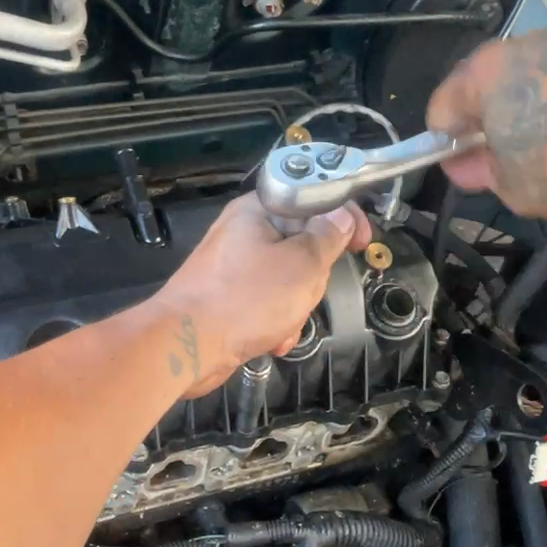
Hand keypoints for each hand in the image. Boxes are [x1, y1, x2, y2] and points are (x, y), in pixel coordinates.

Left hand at [150, 193, 371, 396]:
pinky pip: (265, 308)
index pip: (312, 199)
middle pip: (302, 247)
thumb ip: (327, 238)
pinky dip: (274, 325)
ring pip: (287, 283)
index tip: (361, 242)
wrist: (186, 346)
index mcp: (258, 212)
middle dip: (312, 278)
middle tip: (305, 293)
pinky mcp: (227, 302)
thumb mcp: (301, 265)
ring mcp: (233, 271)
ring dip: (294, 309)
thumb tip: (341, 217)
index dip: (342, 218)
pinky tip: (272, 341)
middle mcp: (243, 235)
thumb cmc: (245, 300)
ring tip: (283, 324)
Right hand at [426, 0, 546, 219]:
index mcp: (487, 77)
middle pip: (507, 89)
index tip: (476, 172)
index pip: (441, 109)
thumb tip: (471, 164)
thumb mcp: (522, 192)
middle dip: (516, 128)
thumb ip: (488, 177)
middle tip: (542, 169)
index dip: (452, 147)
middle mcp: (532, 39)